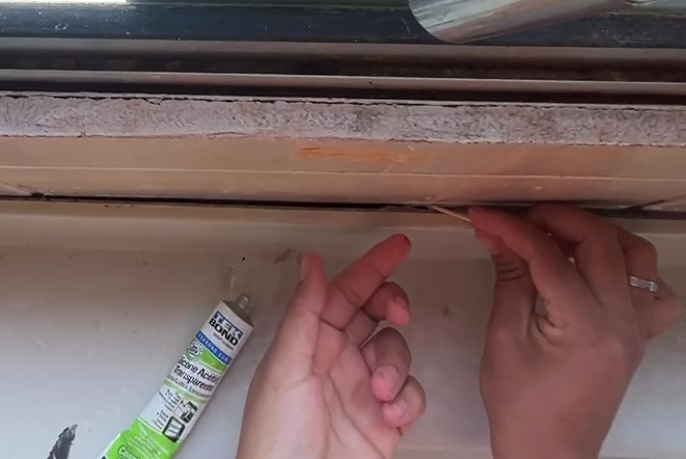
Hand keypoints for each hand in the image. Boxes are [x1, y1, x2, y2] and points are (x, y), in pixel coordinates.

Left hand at [236, 235, 427, 458]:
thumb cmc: (276, 438)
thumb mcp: (285, 367)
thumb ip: (303, 312)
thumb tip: (311, 263)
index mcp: (310, 339)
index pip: (344, 290)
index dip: (372, 266)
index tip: (399, 246)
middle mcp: (337, 358)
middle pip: (374, 313)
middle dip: (391, 304)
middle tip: (399, 310)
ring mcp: (362, 389)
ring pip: (396, 351)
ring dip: (396, 364)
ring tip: (381, 390)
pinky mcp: (383, 422)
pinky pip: (410, 394)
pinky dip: (408, 399)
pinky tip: (392, 414)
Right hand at [470, 206, 678, 458]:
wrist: (550, 453)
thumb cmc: (520, 401)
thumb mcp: (504, 334)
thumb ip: (509, 275)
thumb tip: (495, 229)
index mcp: (586, 326)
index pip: (549, 255)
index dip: (512, 227)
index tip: (483, 214)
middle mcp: (623, 322)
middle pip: (601, 242)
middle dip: (557, 218)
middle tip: (520, 219)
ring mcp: (638, 330)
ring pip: (637, 256)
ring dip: (598, 234)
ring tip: (558, 236)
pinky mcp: (639, 337)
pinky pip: (652, 291)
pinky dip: (628, 269)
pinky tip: (594, 271)